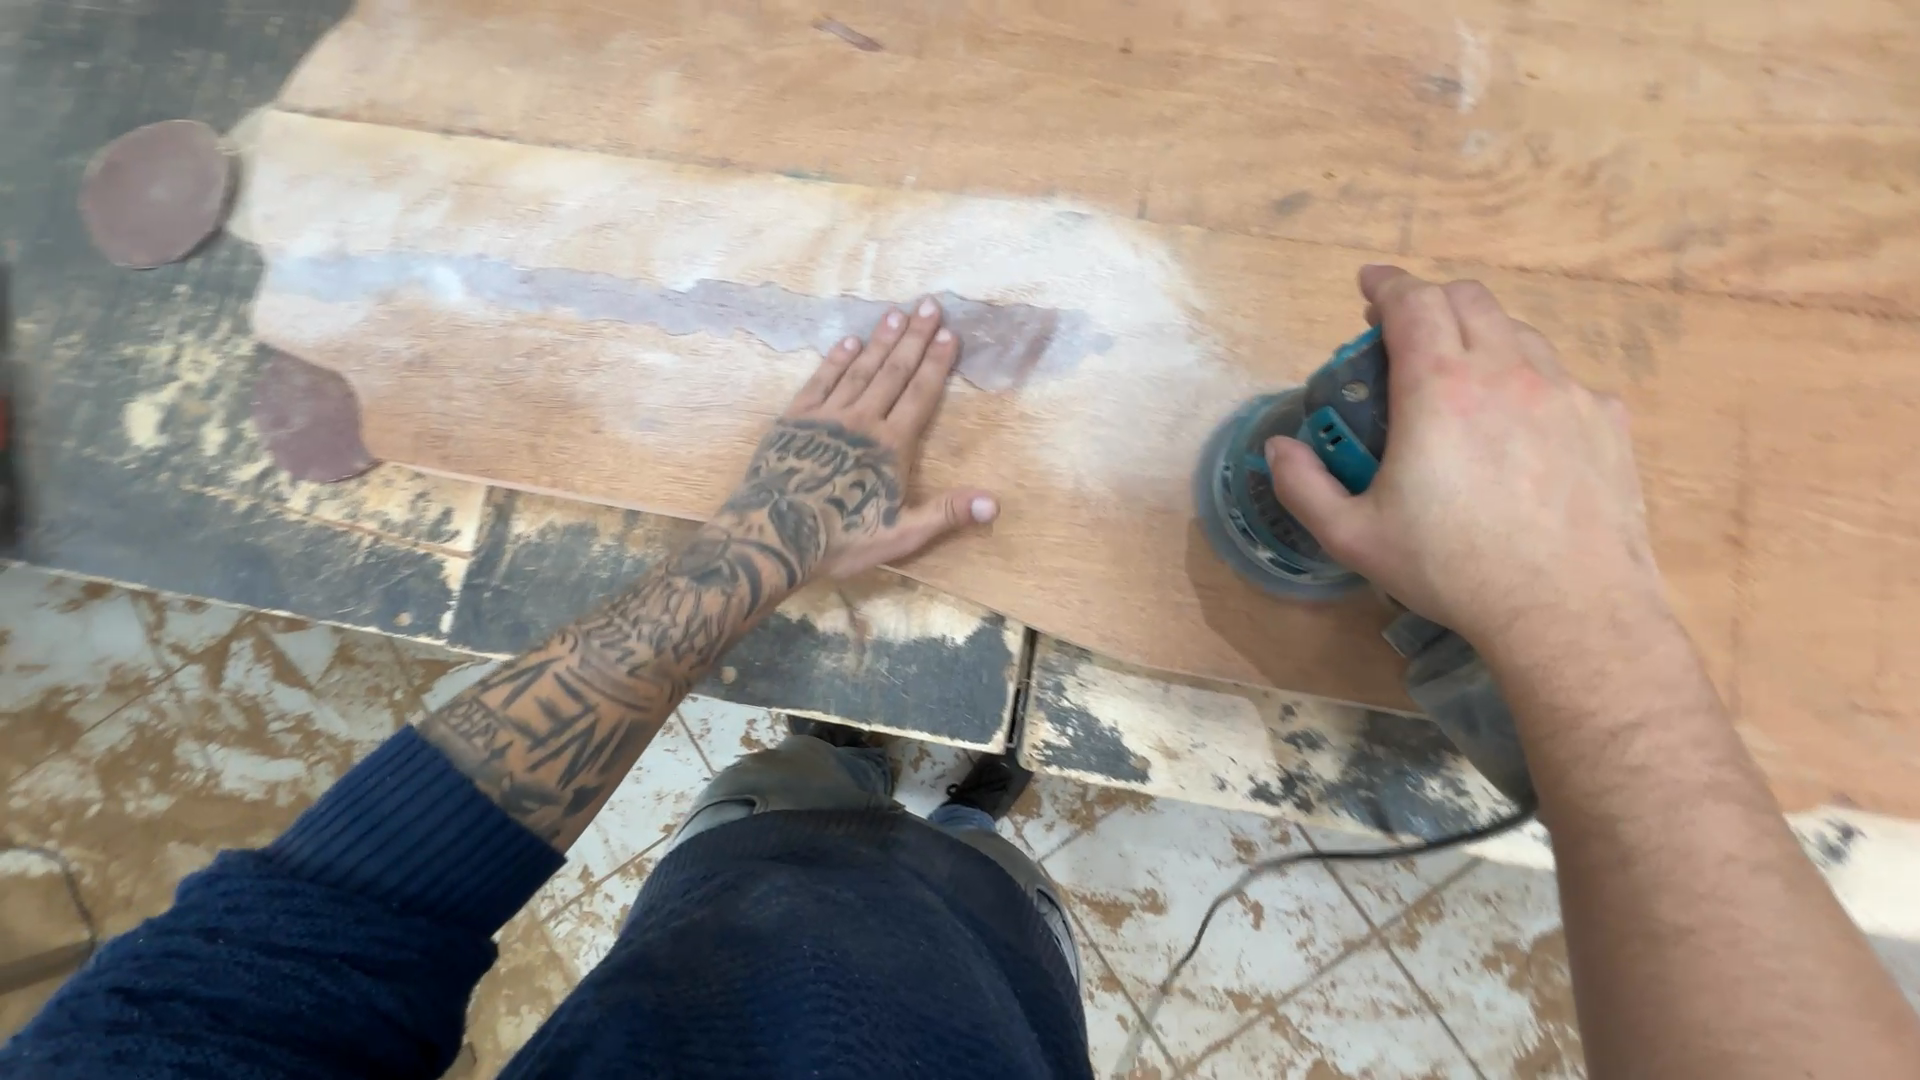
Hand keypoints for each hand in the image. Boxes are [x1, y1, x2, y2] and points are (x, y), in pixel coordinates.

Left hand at [722, 297, 996, 580]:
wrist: (773, 535)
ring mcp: (826, 416)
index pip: (919, 395)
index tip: (950, 333)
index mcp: (890, 446)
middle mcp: (861, 420)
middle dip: (914, 338)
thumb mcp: (901, 535)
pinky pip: (820, 381)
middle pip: (892, 372)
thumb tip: (995, 502)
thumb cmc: (841, 539)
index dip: (936, 364)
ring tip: (896, 313)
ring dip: (879, 340)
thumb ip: (947, 513)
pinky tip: (848, 342)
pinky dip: (836, 360)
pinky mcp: (794, 419)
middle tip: (929, 305)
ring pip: (859, 369)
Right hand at [1265, 265, 1667, 651]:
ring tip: (1453, 374)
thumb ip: (1302, 484)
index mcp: (1440, 389)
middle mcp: (1508, 371)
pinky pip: (1557, 375)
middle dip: (1428, 300)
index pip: (1413, 303)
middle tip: (1398, 332)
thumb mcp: (1349, 535)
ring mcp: (1567, 392)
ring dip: (1476, 334)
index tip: (1367, 283)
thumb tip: (1277, 447)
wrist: (1567, 609)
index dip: (1386, 284)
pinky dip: (1522, 376)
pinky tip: (1511, 423)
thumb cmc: (1448, 568)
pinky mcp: (1606, 420)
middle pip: (1469, 300)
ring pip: (1518, 331)